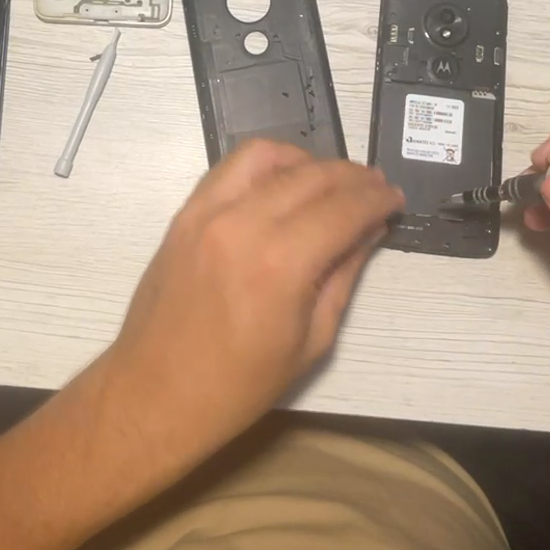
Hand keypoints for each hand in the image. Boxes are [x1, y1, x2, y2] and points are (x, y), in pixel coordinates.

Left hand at [98, 140, 403, 456]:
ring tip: (331, 180)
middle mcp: (243, 224)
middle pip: (312, 176)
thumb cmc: (239, 385)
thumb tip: (369, 229)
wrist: (155, 393)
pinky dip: (265, 164)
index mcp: (280, 264)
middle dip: (353, 177)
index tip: (395, 199)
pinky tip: (284, 181)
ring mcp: (207, 212)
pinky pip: (231, 167)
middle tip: (375, 187)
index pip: (343, 209)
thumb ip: (344, 273)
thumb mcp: (312, 340)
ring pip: (268, 155)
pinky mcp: (185, 212)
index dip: (377, 200)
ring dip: (309, 160)